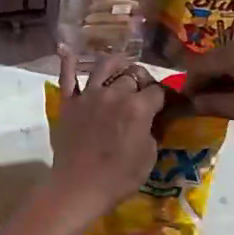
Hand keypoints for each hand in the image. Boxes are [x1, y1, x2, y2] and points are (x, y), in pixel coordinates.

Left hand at [46, 50, 165, 228]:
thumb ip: (152, 128)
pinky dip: (66, 61)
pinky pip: (66, 77)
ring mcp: (88, 95)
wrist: (79, 186)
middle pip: (133, 74)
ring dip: (117, 65)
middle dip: (143, 81)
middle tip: (144, 93)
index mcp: (138, 106)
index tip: (167, 104)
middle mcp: (114, 93)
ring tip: (121, 70)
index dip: (165, 97)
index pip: (158, 91)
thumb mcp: (150, 154)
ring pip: (104, 66)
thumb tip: (153, 117)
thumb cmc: (120, 176)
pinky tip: (66, 48)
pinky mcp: (68, 103)